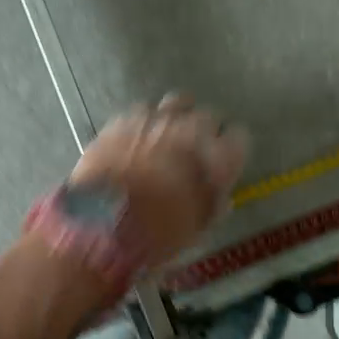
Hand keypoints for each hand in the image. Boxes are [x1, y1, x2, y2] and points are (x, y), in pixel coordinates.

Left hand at [70, 94, 249, 267]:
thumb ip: (212, 205)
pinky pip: (141, 113)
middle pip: (207, 116)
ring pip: (174, 105)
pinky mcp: (121, 120)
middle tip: (193, 152)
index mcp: (215, 156)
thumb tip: (221, 198)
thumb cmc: (156, 234)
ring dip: (174, 120)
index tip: (222, 164)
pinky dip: (144, 124)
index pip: (238, 138)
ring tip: (165, 139)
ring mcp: (153, 119)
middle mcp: (189, 129)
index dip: (230, 151)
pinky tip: (137, 141)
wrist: (99, 225)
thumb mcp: (195, 229)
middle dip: (203, 131)